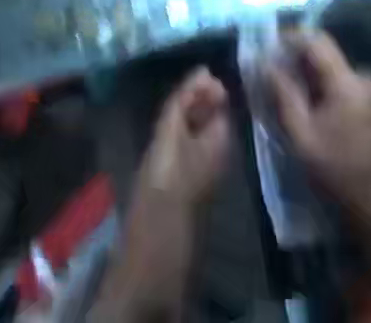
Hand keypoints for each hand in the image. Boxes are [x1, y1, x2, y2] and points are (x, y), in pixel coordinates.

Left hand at [94, 69, 230, 321]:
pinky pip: (195, 168)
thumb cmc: (158, 245)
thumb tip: (222, 118)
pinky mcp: (180, 213)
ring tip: (229, 113)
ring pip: (186, 144)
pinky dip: (209, 154)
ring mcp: (169, 190)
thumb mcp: (179, 198)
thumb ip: (200, 158)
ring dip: (204, 125)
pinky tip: (223, 158)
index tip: (212, 71)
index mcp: (158, 156)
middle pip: (178, 124)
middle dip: (198, 103)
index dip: (189, 89)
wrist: (141, 300)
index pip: (172, 111)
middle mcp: (161, 165)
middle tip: (227, 88)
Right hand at [266, 30, 370, 236]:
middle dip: (294, 58)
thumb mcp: (301, 135)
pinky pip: (341, 81)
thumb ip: (282, 93)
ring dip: (307, 73)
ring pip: (331, 68)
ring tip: (285, 90)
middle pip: (323, 53)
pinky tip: (308, 104)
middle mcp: (364, 79)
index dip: (288, 37)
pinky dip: (321, 85)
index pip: (316, 40)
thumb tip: (263, 60)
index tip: (266, 47)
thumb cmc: (339, 173)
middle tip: (269, 72)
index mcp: (348, 84)